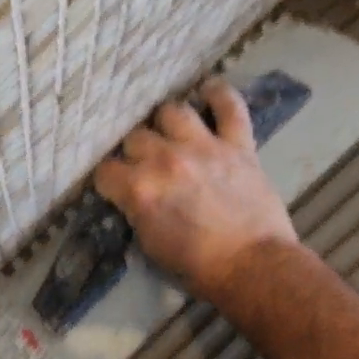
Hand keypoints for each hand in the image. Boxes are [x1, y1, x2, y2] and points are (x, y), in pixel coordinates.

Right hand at [93, 78, 298, 299]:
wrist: (253, 268)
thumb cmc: (196, 266)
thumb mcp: (148, 244)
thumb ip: (136, 211)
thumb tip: (132, 197)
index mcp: (139, 189)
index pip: (105, 170)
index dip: (108, 180)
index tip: (114, 188)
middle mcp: (165, 160)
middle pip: (134, 137)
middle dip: (135, 152)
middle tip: (144, 165)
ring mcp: (203, 147)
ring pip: (172, 112)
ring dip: (166, 123)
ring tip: (169, 132)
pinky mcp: (238, 145)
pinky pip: (230, 107)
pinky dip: (219, 96)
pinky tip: (209, 91)